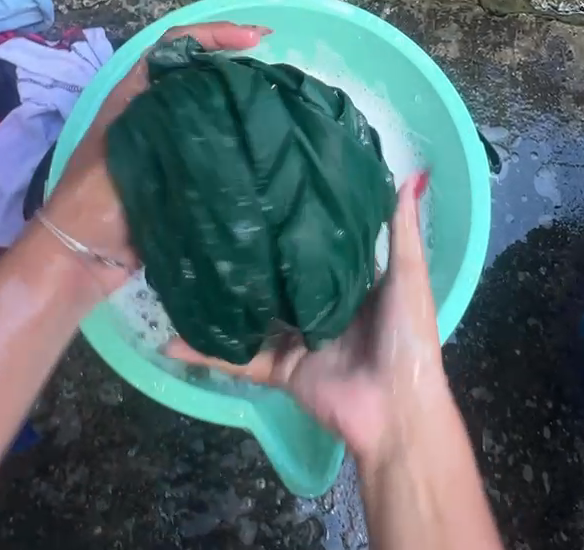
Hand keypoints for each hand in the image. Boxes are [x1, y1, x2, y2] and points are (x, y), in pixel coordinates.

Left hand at [39, 22, 270, 291]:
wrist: (81, 258)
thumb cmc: (93, 201)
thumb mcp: (127, 150)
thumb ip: (167, 127)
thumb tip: (226, 111)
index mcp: (136, 95)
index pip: (176, 46)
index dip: (214, 34)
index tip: (255, 39)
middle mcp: (155, 111)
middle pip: (199, 71)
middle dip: (236, 60)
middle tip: (276, 66)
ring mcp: (170, 141)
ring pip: (212, 105)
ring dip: (240, 96)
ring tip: (277, 97)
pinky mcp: (183, 171)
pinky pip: (217, 143)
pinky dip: (240, 133)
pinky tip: (265, 137)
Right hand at [167, 173, 446, 464]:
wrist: (397, 410)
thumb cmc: (406, 335)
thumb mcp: (409, 275)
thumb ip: (401, 230)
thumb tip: (412, 173)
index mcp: (354, 286)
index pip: (322, 247)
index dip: (300, 222)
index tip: (271, 189)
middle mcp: (322, 309)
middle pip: (282, 280)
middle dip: (256, 258)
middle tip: (219, 220)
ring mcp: (299, 339)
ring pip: (254, 316)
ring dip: (225, 300)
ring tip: (187, 268)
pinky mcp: (281, 369)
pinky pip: (240, 359)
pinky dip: (207, 353)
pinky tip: (171, 337)